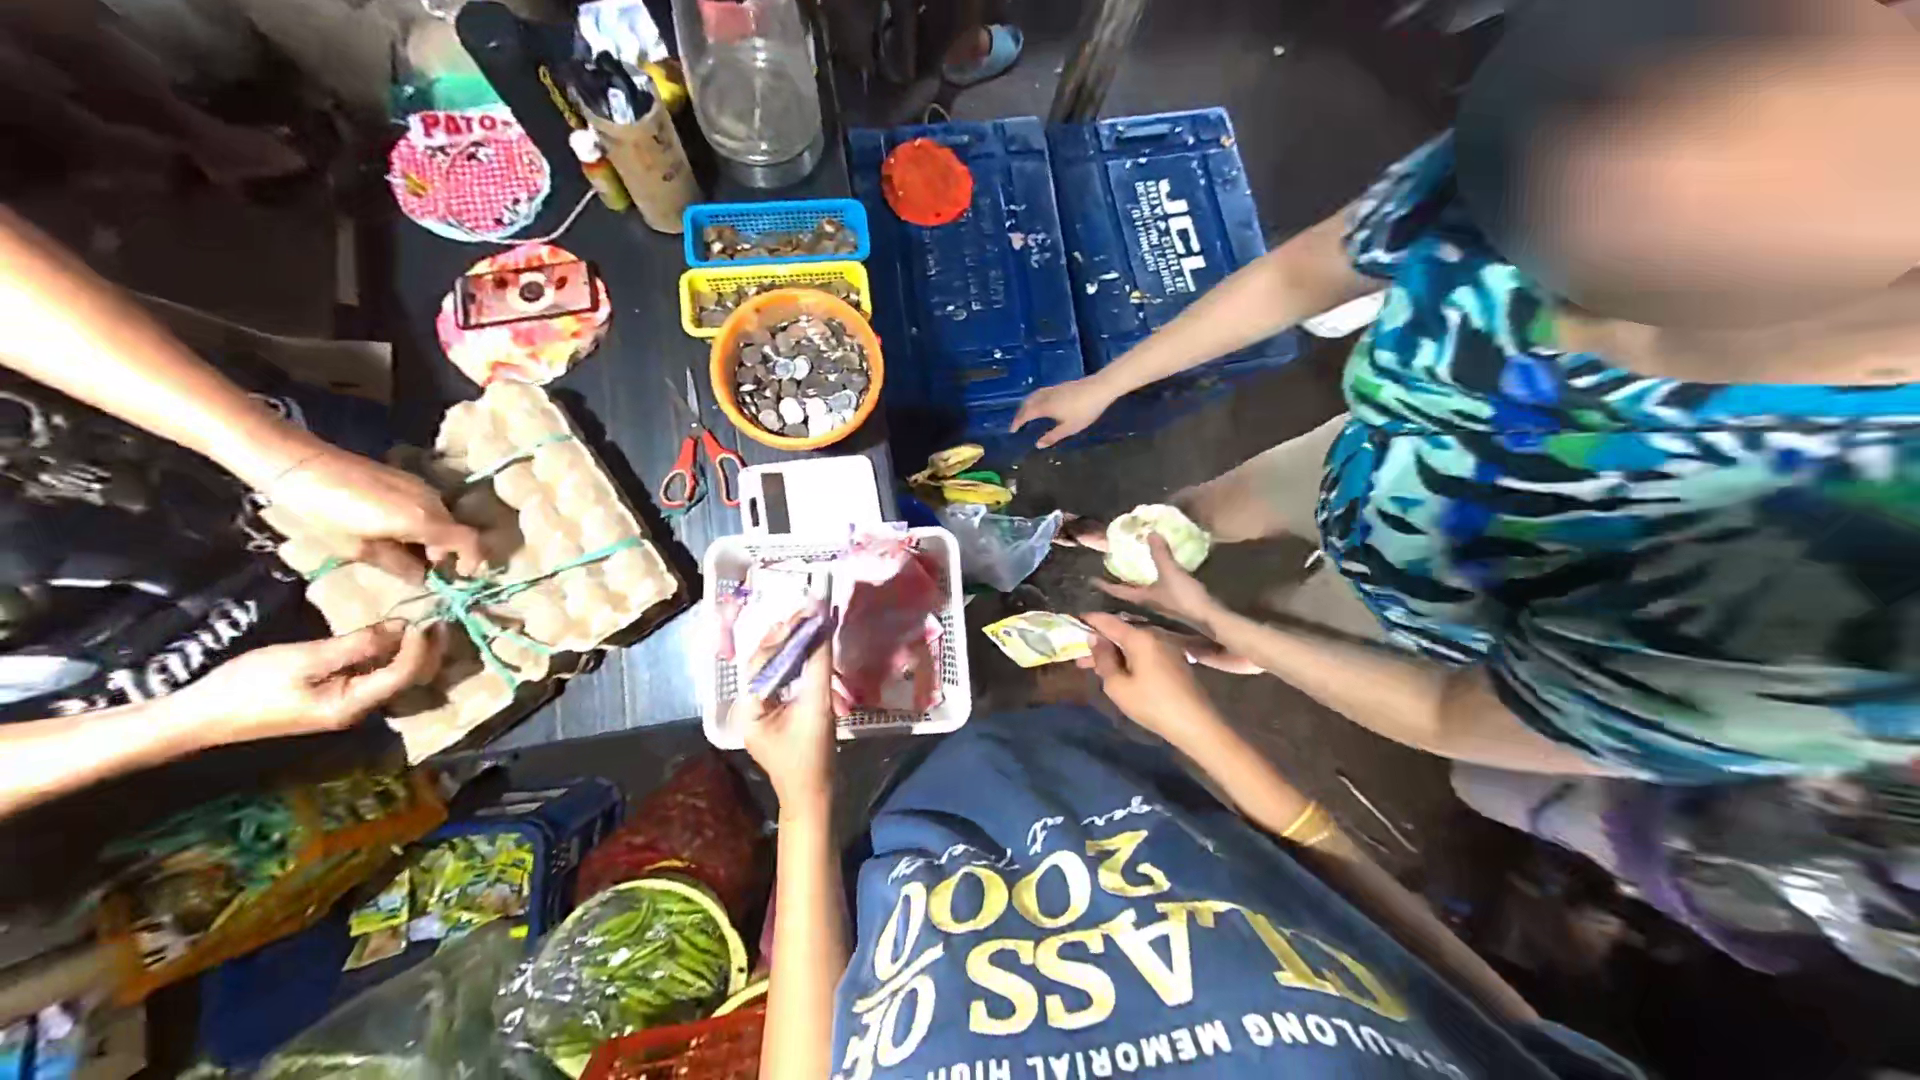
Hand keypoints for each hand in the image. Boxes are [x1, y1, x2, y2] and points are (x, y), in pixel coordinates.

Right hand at [172, 620, 443, 746]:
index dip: (420, 646)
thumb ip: (357, 646)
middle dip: (428, 650)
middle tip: (437, 619)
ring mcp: (351, 704)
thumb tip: (402, 627)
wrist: (197, 716)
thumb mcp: (304, 660)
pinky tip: (394, 636)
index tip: (425, 619)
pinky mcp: (339, 696)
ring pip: (399, 676)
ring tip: (424, 623)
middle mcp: (361, 709)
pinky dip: (393, 655)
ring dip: (414, 651)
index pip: (406, 674)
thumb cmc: (247, 686)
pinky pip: (379, 675)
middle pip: (411, 678)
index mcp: (354, 706)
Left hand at [265, 448, 483, 579]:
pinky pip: (428, 508)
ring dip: (431, 538)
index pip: (469, 541)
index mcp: (424, 520)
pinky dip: (421, 523)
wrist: (298, 465)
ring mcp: (422, 488)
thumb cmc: (325, 513)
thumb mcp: (358, 548)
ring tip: (403, 549)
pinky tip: (392, 528)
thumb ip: (398, 565)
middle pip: (455, 532)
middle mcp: (433, 502)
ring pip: (442, 520)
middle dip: (445, 553)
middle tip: (422, 568)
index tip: (462, 576)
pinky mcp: (408, 480)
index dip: (473, 561)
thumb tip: (423, 578)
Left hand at [734, 607, 836, 809]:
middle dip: (790, 638)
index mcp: (748, 704)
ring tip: (816, 630)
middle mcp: (748, 703)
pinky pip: (784, 680)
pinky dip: (800, 666)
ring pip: (776, 668)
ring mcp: (760, 709)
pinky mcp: (774, 713)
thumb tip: (821, 628)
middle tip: (813, 614)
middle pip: (766, 659)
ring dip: (797, 650)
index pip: (763, 658)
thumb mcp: (817, 708)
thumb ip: (818, 666)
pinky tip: (815, 656)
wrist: (813, 797)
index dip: (785, 633)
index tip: (807, 612)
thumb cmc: (811, 757)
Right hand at [1010, 376, 1117, 448]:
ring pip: (1033, 396)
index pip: (1025, 414)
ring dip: (1026, 405)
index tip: (1012, 430)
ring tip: (1025, 413)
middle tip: (1017, 423)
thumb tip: (1038, 444)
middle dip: (1020, 413)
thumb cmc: (1084, 410)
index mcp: (1044, 407)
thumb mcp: (1069, 428)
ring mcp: (1052, 389)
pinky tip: (1041, 403)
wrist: (1100, 388)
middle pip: (1027, 403)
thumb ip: (1052, 436)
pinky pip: (1040, 393)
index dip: (1017, 422)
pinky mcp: (1060, 386)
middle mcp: (1045, 396)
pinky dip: (1034, 399)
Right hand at [1077, 613, 1222, 739]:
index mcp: (1140, 637)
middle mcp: (1154, 636)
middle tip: (1080, 655)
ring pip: (1132, 643)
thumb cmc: (1152, 704)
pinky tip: (1119, 671)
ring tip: (1095, 667)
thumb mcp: (1118, 686)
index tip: (1073, 622)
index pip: (1108, 621)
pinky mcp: (1173, 660)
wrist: (1196, 724)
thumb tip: (1095, 639)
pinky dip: (1128, 657)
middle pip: (1121, 631)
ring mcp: (1166, 647)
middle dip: (1100, 641)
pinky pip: (1144, 651)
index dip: (1089, 620)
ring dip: (1114, 652)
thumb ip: (1103, 660)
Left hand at [1094, 534, 1224, 632]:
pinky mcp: (1173, 606)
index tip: (1090, 580)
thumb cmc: (1184, 598)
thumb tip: (1150, 533)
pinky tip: (1156, 576)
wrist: (1210, 618)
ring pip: (1140, 594)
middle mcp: (1147, 604)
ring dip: (1134, 585)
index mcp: (1141, 598)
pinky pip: (1155, 592)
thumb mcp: (1170, 572)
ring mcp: (1160, 606)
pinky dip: (1151, 583)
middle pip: (1126, 595)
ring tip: (1130, 572)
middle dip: (1117, 585)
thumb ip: (1160, 553)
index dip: (1104, 585)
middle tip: (1109, 572)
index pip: (1116, 591)